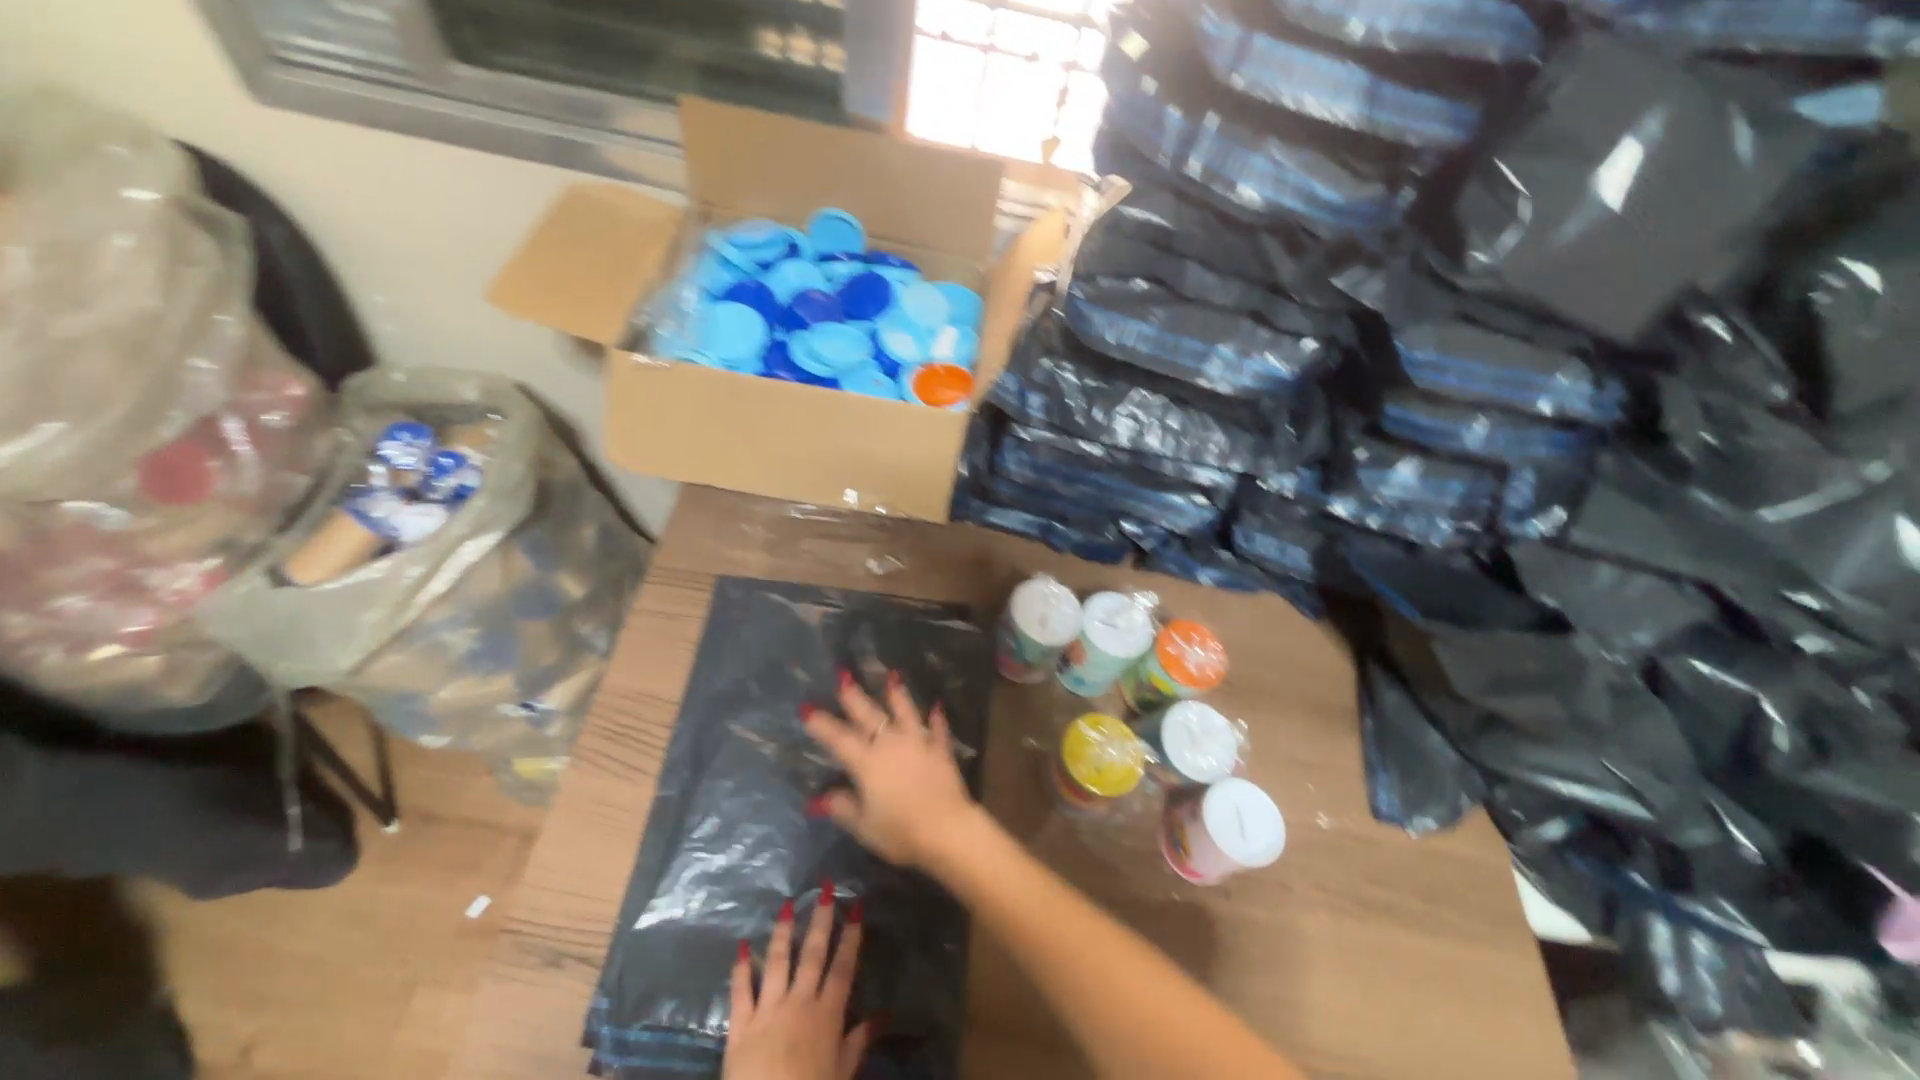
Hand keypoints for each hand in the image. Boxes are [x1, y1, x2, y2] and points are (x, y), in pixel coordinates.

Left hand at [723, 882, 871, 1079]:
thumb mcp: (842, 1073)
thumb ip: (858, 1042)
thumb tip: (882, 1017)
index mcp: (826, 1015)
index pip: (842, 968)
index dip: (851, 937)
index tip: (856, 908)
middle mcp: (798, 1003)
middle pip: (812, 955)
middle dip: (820, 921)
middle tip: (825, 890)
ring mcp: (766, 1010)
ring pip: (777, 962)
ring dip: (783, 932)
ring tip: (787, 904)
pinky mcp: (739, 1024)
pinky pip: (740, 990)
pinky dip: (741, 967)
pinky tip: (742, 945)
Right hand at [803, 669, 979, 869]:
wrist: (948, 831)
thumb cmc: (900, 832)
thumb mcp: (864, 827)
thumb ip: (843, 808)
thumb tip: (823, 798)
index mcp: (867, 763)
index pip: (839, 739)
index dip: (822, 725)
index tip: (808, 709)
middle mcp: (891, 745)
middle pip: (870, 716)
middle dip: (855, 697)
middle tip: (844, 677)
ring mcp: (919, 745)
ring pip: (906, 713)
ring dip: (898, 695)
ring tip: (892, 677)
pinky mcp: (942, 752)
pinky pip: (938, 730)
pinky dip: (937, 719)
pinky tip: (937, 707)